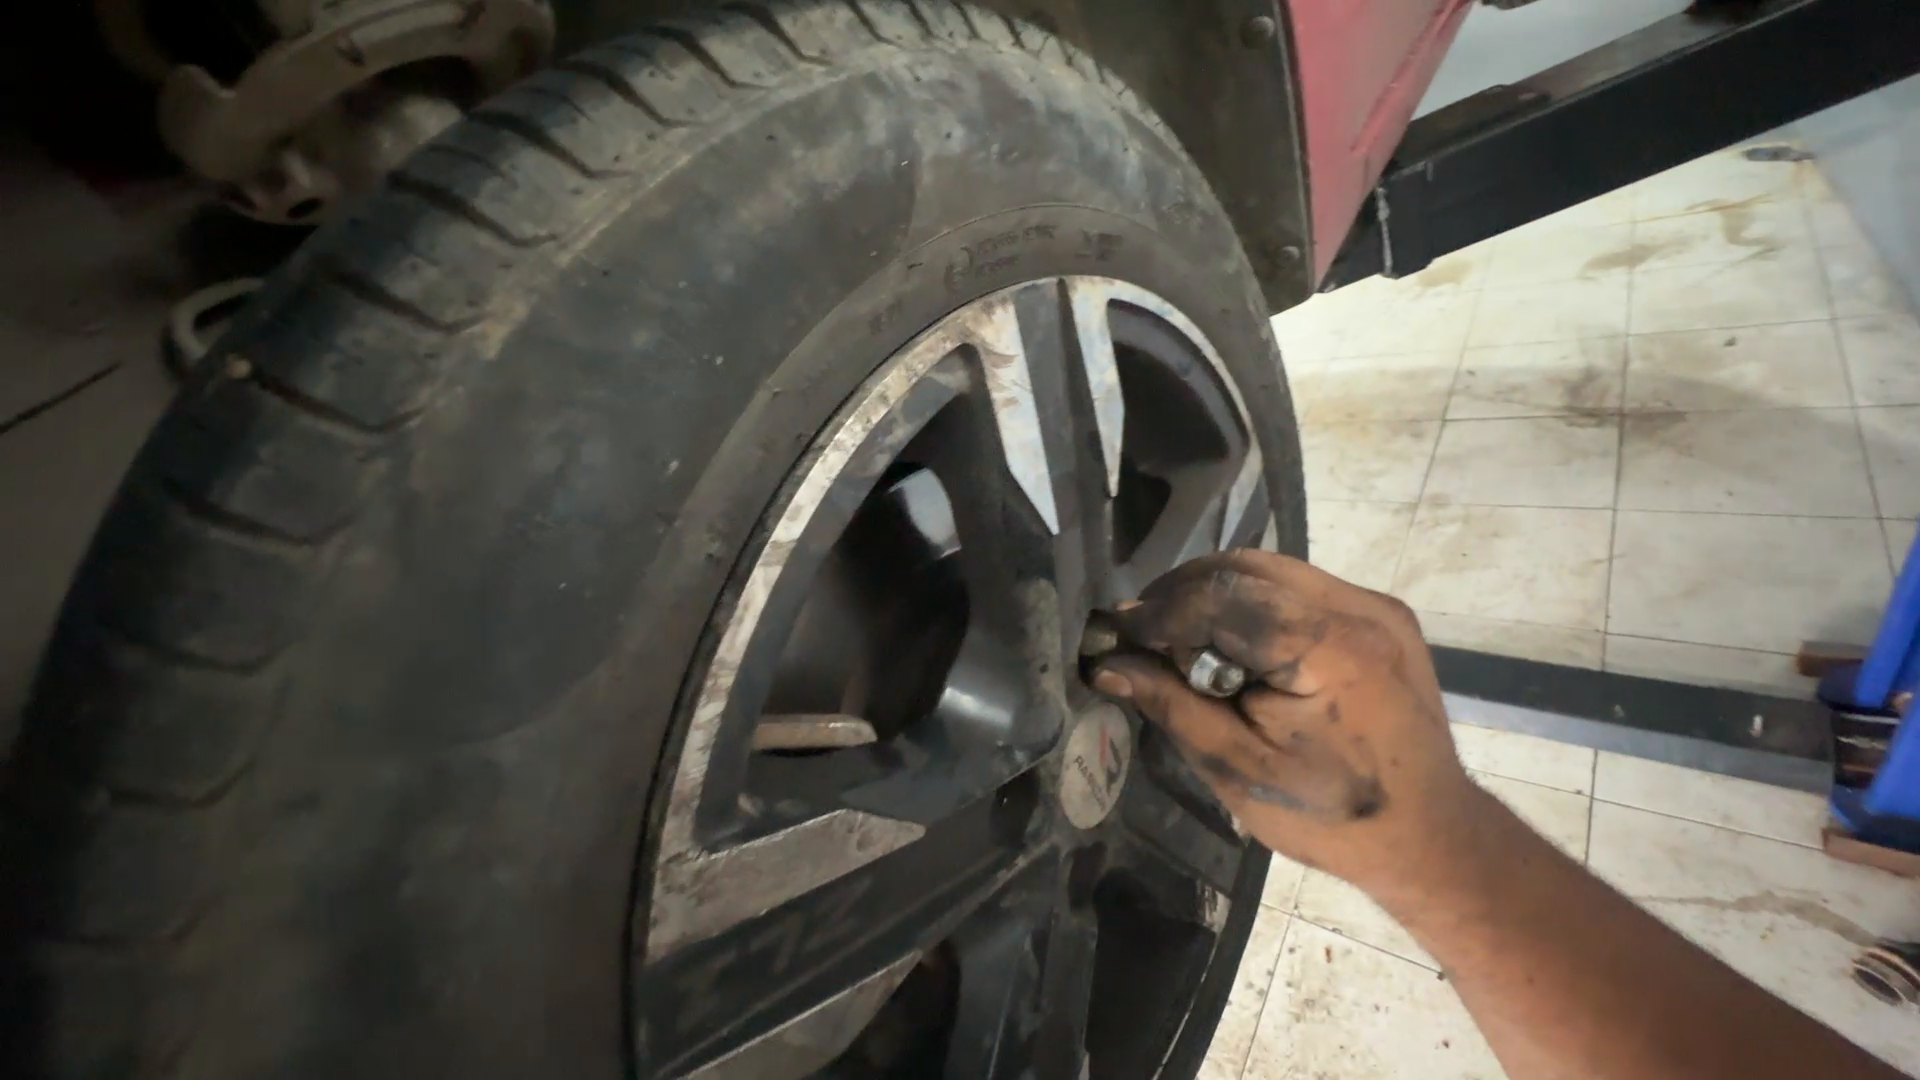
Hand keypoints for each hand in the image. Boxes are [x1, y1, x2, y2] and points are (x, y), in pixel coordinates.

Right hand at [1093, 550, 1489, 894]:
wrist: (1431, 834)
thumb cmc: (1329, 815)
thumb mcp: (1237, 770)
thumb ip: (1171, 705)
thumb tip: (1107, 664)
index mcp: (1330, 650)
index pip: (1223, 600)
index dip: (1160, 612)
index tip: (1115, 631)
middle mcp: (1358, 608)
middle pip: (1244, 568)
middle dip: (1181, 593)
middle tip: (1143, 632)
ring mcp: (1375, 604)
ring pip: (1267, 567)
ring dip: (1211, 592)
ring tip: (1179, 635)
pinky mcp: (1378, 612)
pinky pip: (1293, 584)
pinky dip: (1248, 600)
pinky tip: (1230, 639)